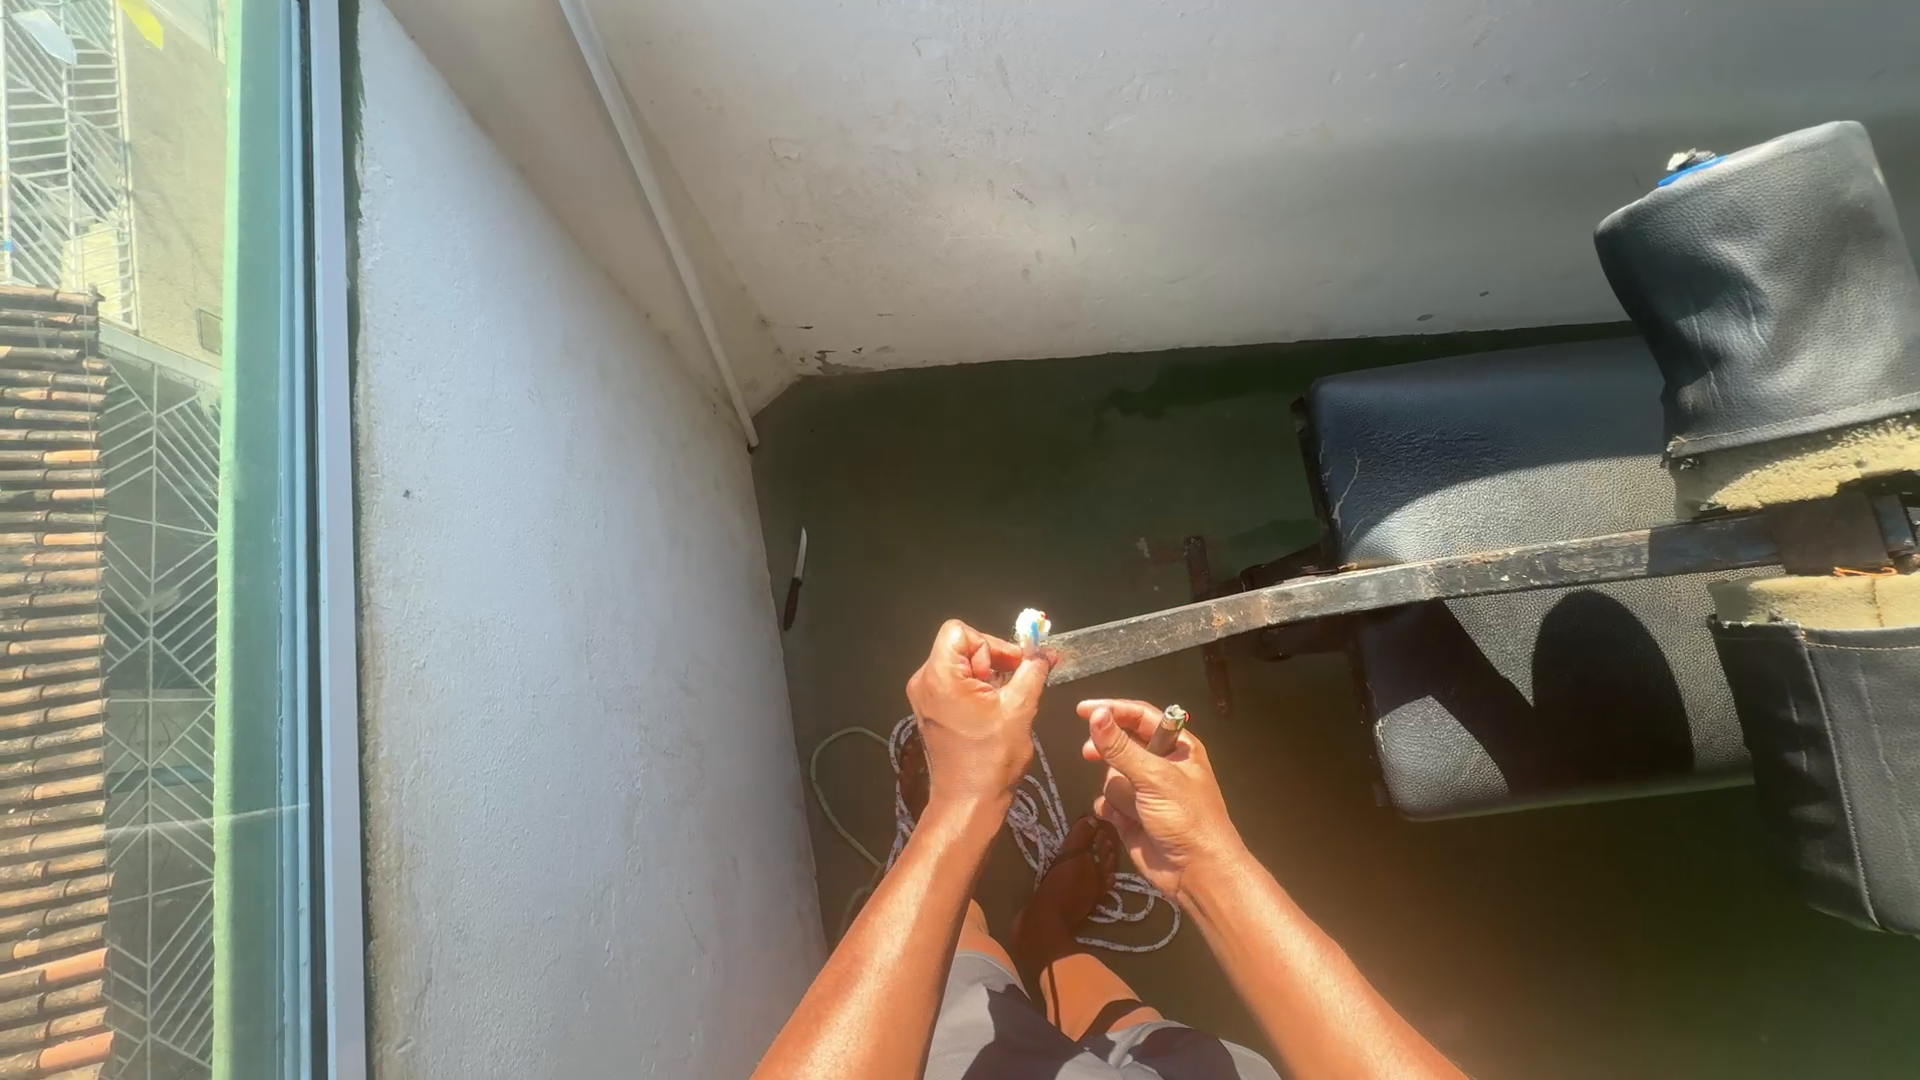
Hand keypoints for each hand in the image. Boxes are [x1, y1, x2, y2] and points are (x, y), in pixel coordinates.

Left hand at [905, 620, 1051, 816]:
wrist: (968, 803)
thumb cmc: (991, 758)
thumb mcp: (1020, 709)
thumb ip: (1033, 672)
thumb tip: (1045, 653)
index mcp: (939, 675)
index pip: (959, 630)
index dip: (990, 642)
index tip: (1012, 666)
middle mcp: (924, 681)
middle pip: (961, 646)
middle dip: (992, 661)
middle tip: (1013, 686)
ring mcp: (924, 697)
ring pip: (960, 665)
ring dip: (987, 677)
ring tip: (1005, 703)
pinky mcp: (930, 711)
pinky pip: (954, 683)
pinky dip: (976, 690)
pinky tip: (993, 712)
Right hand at [1078, 699, 1246, 903]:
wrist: (1197, 875)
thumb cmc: (1186, 818)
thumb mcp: (1154, 777)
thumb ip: (1120, 747)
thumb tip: (1095, 714)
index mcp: (1175, 746)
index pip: (1139, 716)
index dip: (1112, 710)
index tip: (1082, 710)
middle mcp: (1159, 765)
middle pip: (1120, 745)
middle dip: (1107, 753)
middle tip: (1089, 754)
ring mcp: (1144, 791)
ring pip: (1111, 776)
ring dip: (1118, 793)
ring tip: (1134, 810)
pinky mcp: (1131, 815)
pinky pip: (1108, 802)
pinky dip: (1112, 810)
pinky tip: (1122, 821)